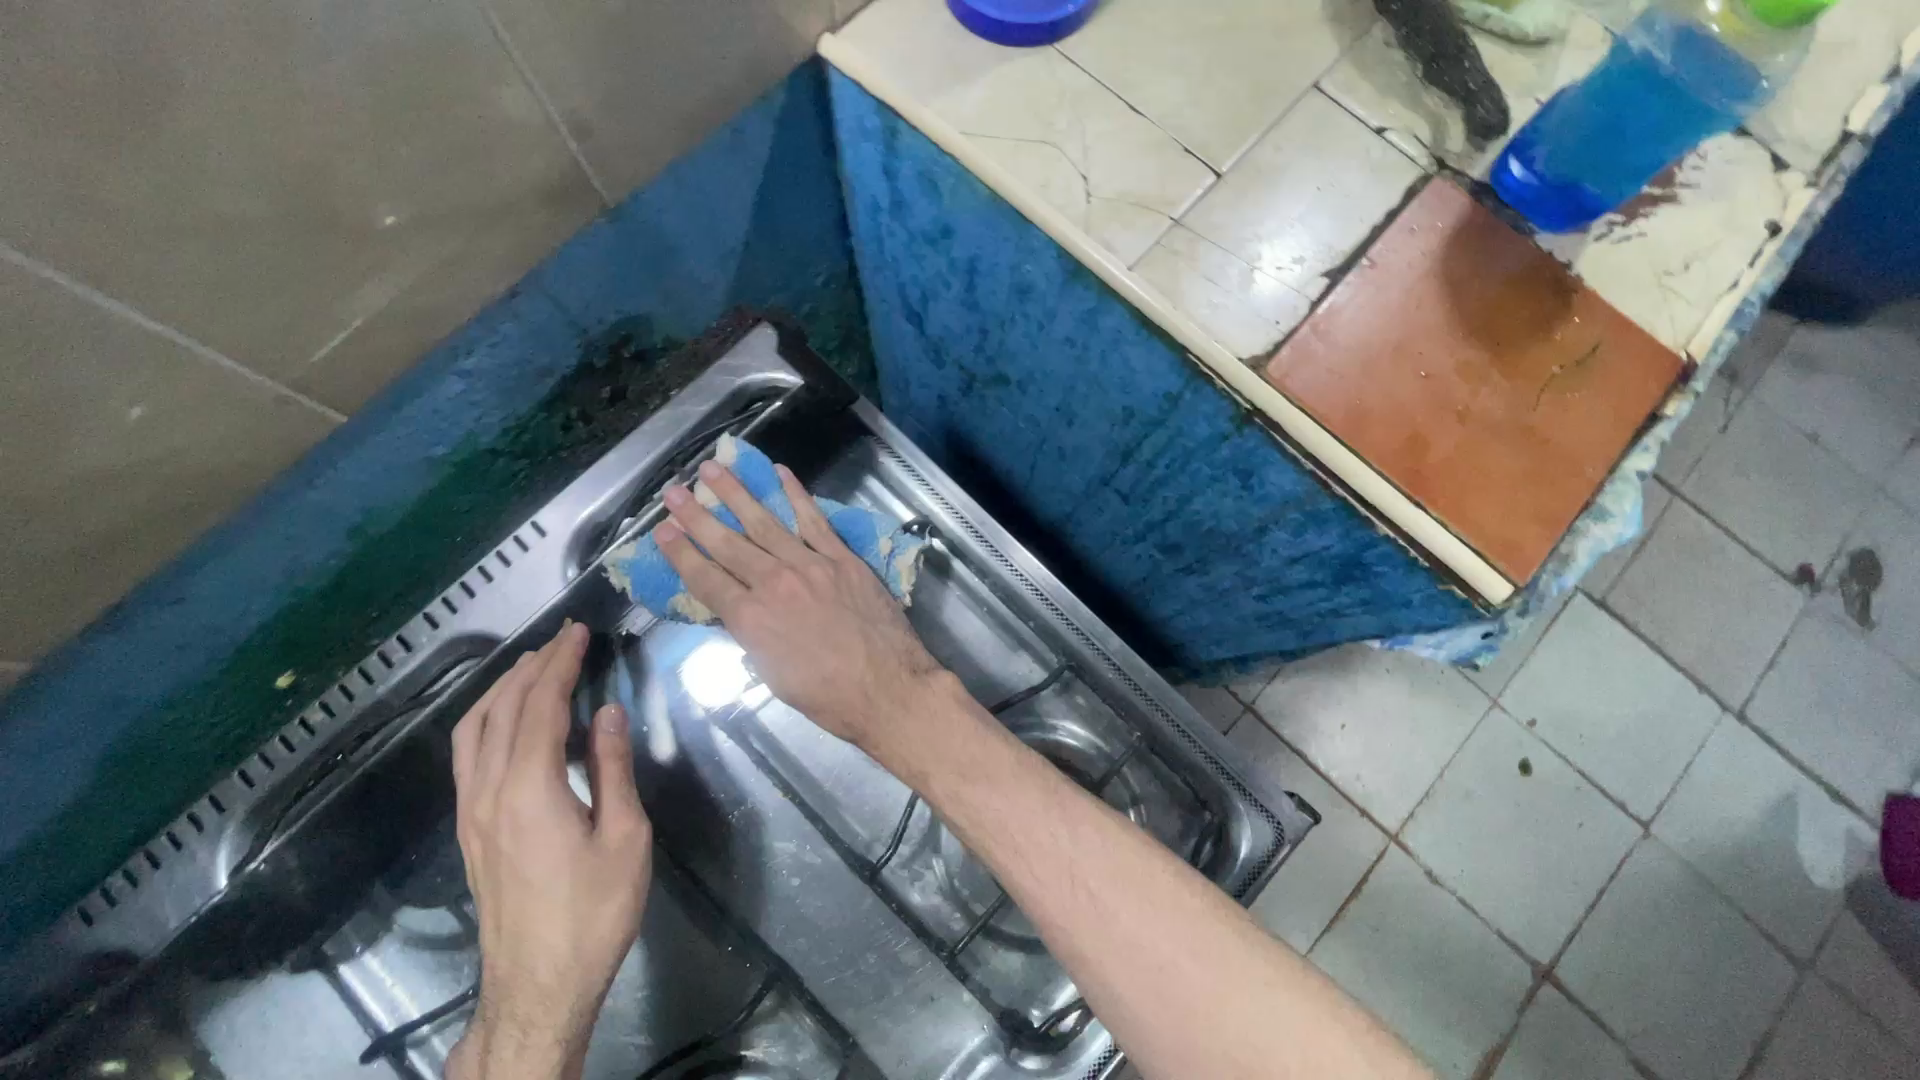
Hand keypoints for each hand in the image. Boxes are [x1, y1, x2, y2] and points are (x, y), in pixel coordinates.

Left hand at [446, 623, 652, 1079]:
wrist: (539, 984)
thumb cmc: (594, 911)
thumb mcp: (624, 837)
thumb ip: (612, 768)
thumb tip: (607, 712)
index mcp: (529, 788)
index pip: (541, 706)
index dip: (560, 664)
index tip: (578, 632)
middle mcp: (488, 791)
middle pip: (501, 711)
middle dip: (531, 667)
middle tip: (562, 640)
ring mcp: (471, 813)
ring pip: (472, 731)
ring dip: (501, 691)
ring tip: (532, 667)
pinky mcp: (469, 831)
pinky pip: (467, 756)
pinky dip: (486, 721)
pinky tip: (507, 722)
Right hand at [654, 460, 949, 749]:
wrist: (887, 689)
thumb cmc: (827, 697)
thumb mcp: (771, 673)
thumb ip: (752, 635)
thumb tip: (740, 611)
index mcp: (751, 619)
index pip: (705, 578)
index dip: (680, 553)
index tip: (661, 530)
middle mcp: (775, 583)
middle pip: (727, 543)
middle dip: (696, 515)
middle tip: (674, 490)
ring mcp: (811, 565)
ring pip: (765, 522)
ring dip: (736, 493)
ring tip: (713, 468)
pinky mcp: (843, 559)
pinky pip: (815, 520)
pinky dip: (796, 495)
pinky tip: (780, 473)